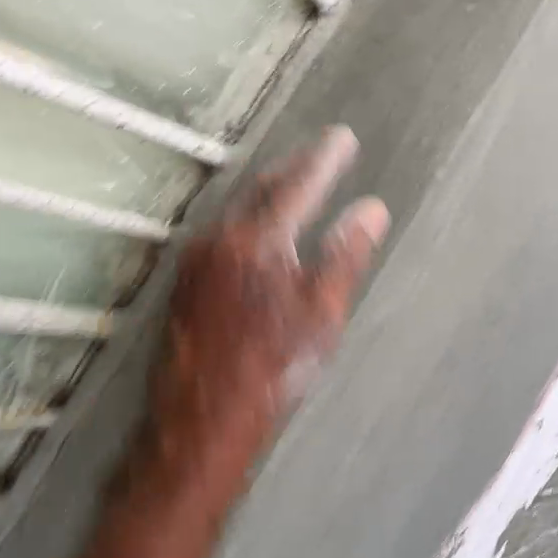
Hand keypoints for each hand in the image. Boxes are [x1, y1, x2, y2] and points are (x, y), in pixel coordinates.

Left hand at [156, 127, 389, 457]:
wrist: (200, 420)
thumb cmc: (274, 368)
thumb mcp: (323, 313)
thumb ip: (346, 254)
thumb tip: (372, 209)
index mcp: (258, 241)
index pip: (298, 185)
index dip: (324, 159)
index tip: (344, 137)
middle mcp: (219, 239)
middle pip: (262, 188)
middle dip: (295, 166)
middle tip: (323, 151)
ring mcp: (195, 259)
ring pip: (240, 207)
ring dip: (272, 189)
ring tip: (299, 179)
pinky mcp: (185, 281)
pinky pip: (225, 227)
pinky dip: (253, 213)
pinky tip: (264, 225)